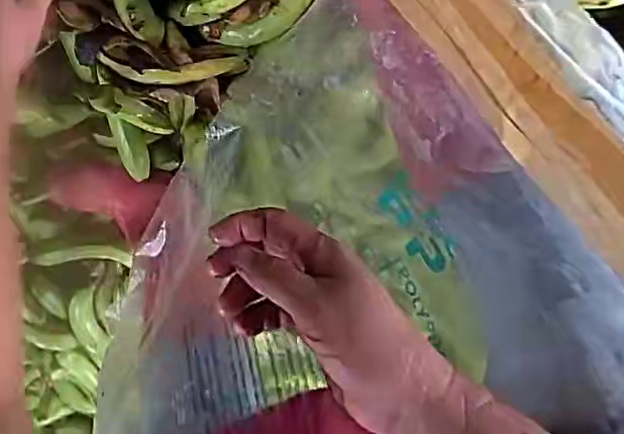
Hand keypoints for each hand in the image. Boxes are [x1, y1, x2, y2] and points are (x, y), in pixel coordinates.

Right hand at [209, 208, 536, 433]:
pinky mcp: (314, 327)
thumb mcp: (314, 304)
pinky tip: (245, 329)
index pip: (273, 224)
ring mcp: (314, 298)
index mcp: (320, 251)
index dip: (242, 226)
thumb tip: (236, 251)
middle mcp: (314, 269)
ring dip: (244, 293)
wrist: (409, 400)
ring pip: (267, 283)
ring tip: (229, 314)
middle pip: (266, 252)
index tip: (214, 238)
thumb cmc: (365, 340)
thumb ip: (271, 274)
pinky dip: (258, 316)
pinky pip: (275, 311)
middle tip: (214, 277)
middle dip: (238, 261)